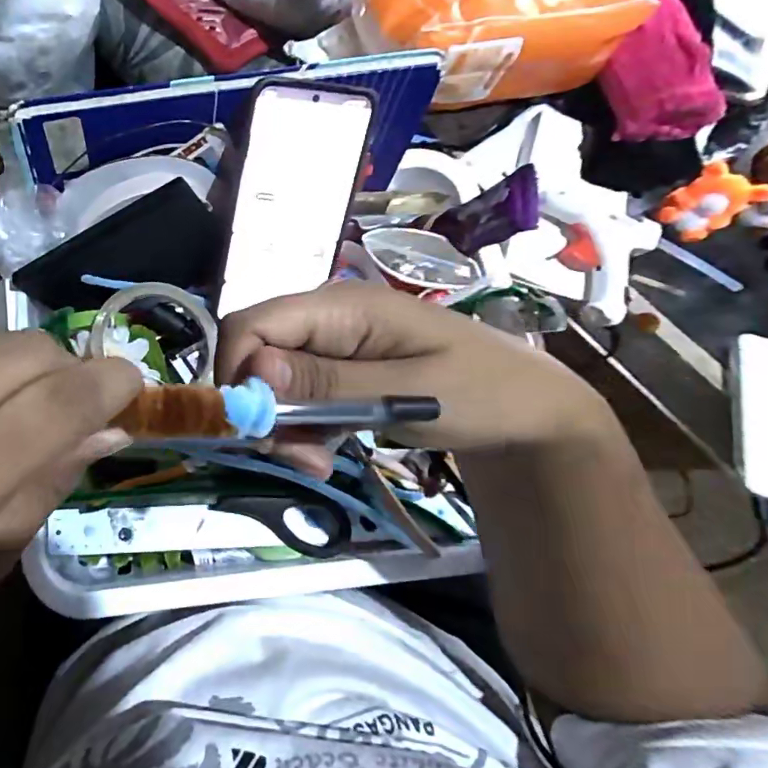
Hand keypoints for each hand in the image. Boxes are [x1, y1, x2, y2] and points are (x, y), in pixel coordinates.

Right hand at [216, 281, 612, 475]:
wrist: (530, 413)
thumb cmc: (482, 393)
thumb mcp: (407, 392)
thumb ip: (329, 382)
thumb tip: (253, 370)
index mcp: (343, 306)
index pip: (252, 323)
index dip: (238, 371)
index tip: (257, 427)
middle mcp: (328, 318)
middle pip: (256, 352)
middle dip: (261, 407)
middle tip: (299, 455)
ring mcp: (333, 346)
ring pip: (270, 380)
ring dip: (281, 425)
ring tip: (319, 461)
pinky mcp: (340, 373)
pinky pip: (296, 397)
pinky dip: (300, 429)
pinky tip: (326, 454)